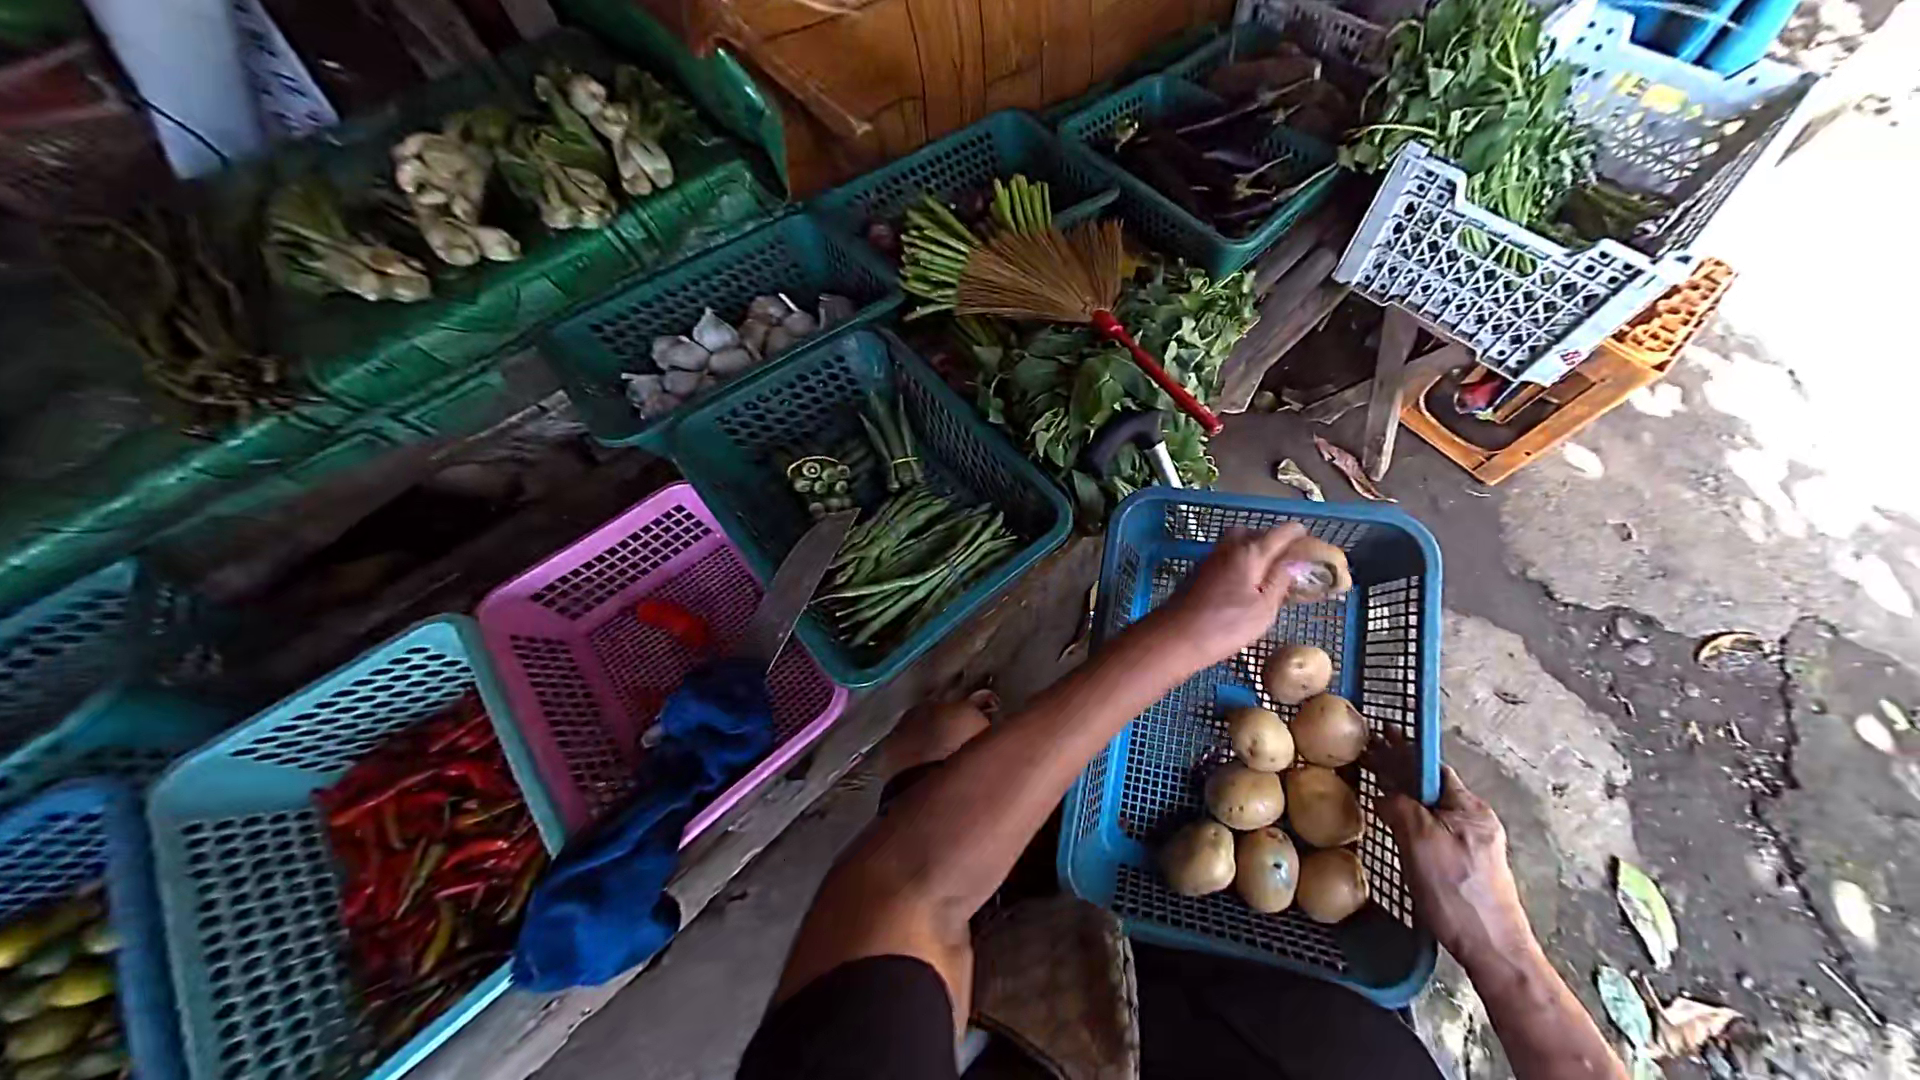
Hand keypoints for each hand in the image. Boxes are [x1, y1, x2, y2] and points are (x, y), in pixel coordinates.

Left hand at [1155, 524, 1306, 664]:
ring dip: (1251, 549)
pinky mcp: (1198, 574)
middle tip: (1285, 555)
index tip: (1308, 537)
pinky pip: (1223, 558)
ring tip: (1267, 570)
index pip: (1279, 533)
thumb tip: (1294, 562)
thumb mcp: (1264, 609)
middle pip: (1251, 531)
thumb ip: (1279, 582)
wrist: (1176, 636)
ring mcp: (1209, 560)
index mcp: (1249, 553)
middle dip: (1269, 537)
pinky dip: (1237, 562)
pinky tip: (1244, 582)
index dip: (1296, 533)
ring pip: (1233, 543)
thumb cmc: (1225, 625)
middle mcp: (1227, 549)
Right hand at [1377, 763, 1538, 969]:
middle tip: (1369, 752)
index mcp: (1469, 808)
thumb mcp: (1419, 839)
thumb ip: (1399, 806)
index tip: (1381, 732)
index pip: (1431, 767)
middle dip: (1400, 767)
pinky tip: (1391, 817)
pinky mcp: (1463, 861)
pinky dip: (1408, 814)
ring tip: (1374, 780)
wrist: (1491, 948)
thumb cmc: (1456, 891)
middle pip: (1429, 784)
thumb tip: (1384, 794)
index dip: (1404, 749)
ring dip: (1402, 791)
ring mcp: (1470, 842)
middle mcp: (1473, 819)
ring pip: (1429, 806)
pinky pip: (1430, 825)